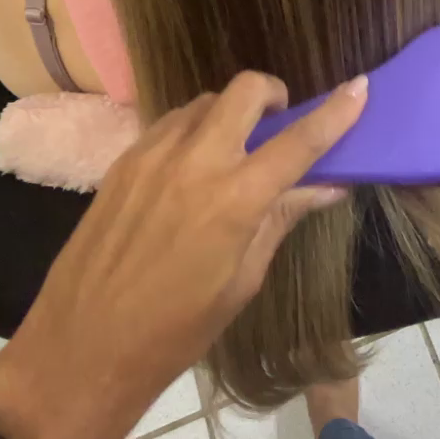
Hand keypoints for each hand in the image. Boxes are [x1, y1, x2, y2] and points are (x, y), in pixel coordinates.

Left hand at [0, 72, 363, 438]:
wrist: (80, 350)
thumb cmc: (175, 332)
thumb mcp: (241, 282)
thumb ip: (281, 219)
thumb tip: (327, 185)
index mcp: (233, 201)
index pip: (299, 141)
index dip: (336, 111)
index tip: (360, 87)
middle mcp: (194, 162)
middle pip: (245, 90)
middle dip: (274, 93)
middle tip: (280, 122)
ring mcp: (152, 154)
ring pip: (205, 101)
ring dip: (231, 112)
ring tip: (234, 150)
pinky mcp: (123, 160)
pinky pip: (171, 122)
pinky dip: (194, 129)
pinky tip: (192, 166)